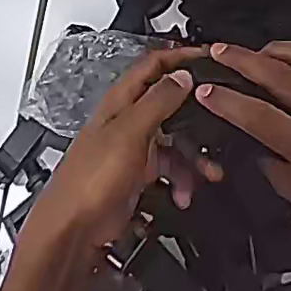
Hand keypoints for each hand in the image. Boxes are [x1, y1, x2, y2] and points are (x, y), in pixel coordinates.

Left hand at [21, 47, 213, 251]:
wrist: (73, 233)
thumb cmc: (88, 181)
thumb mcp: (129, 133)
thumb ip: (158, 101)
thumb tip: (183, 76)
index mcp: (122, 101)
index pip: (155, 65)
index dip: (181, 57)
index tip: (208, 58)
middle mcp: (128, 119)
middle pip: (171, 105)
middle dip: (197, 118)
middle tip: (218, 128)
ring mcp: (133, 147)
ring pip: (175, 140)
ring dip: (193, 157)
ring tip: (206, 173)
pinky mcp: (137, 174)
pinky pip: (169, 168)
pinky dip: (181, 179)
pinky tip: (183, 193)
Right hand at [197, 41, 290, 257]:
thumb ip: (266, 155)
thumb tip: (242, 126)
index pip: (259, 115)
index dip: (227, 100)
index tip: (207, 90)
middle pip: (279, 73)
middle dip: (243, 59)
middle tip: (221, 51)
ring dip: (273, 48)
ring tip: (252, 51)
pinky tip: (286, 56)